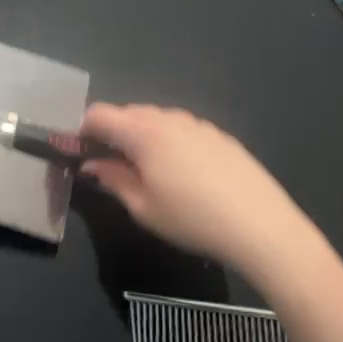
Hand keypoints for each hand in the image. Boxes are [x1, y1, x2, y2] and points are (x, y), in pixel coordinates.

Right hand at [81, 103, 319, 277]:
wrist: (264, 227)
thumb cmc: (193, 220)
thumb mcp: (143, 208)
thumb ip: (112, 180)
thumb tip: (92, 165)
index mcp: (143, 132)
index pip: (99, 114)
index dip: (82, 130)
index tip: (78, 154)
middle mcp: (168, 118)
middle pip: (127, 114)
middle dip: (111, 134)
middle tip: (109, 167)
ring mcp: (198, 124)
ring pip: (156, 120)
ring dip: (141, 138)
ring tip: (146, 173)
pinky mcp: (220, 136)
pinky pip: (181, 130)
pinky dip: (169, 143)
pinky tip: (182, 176)